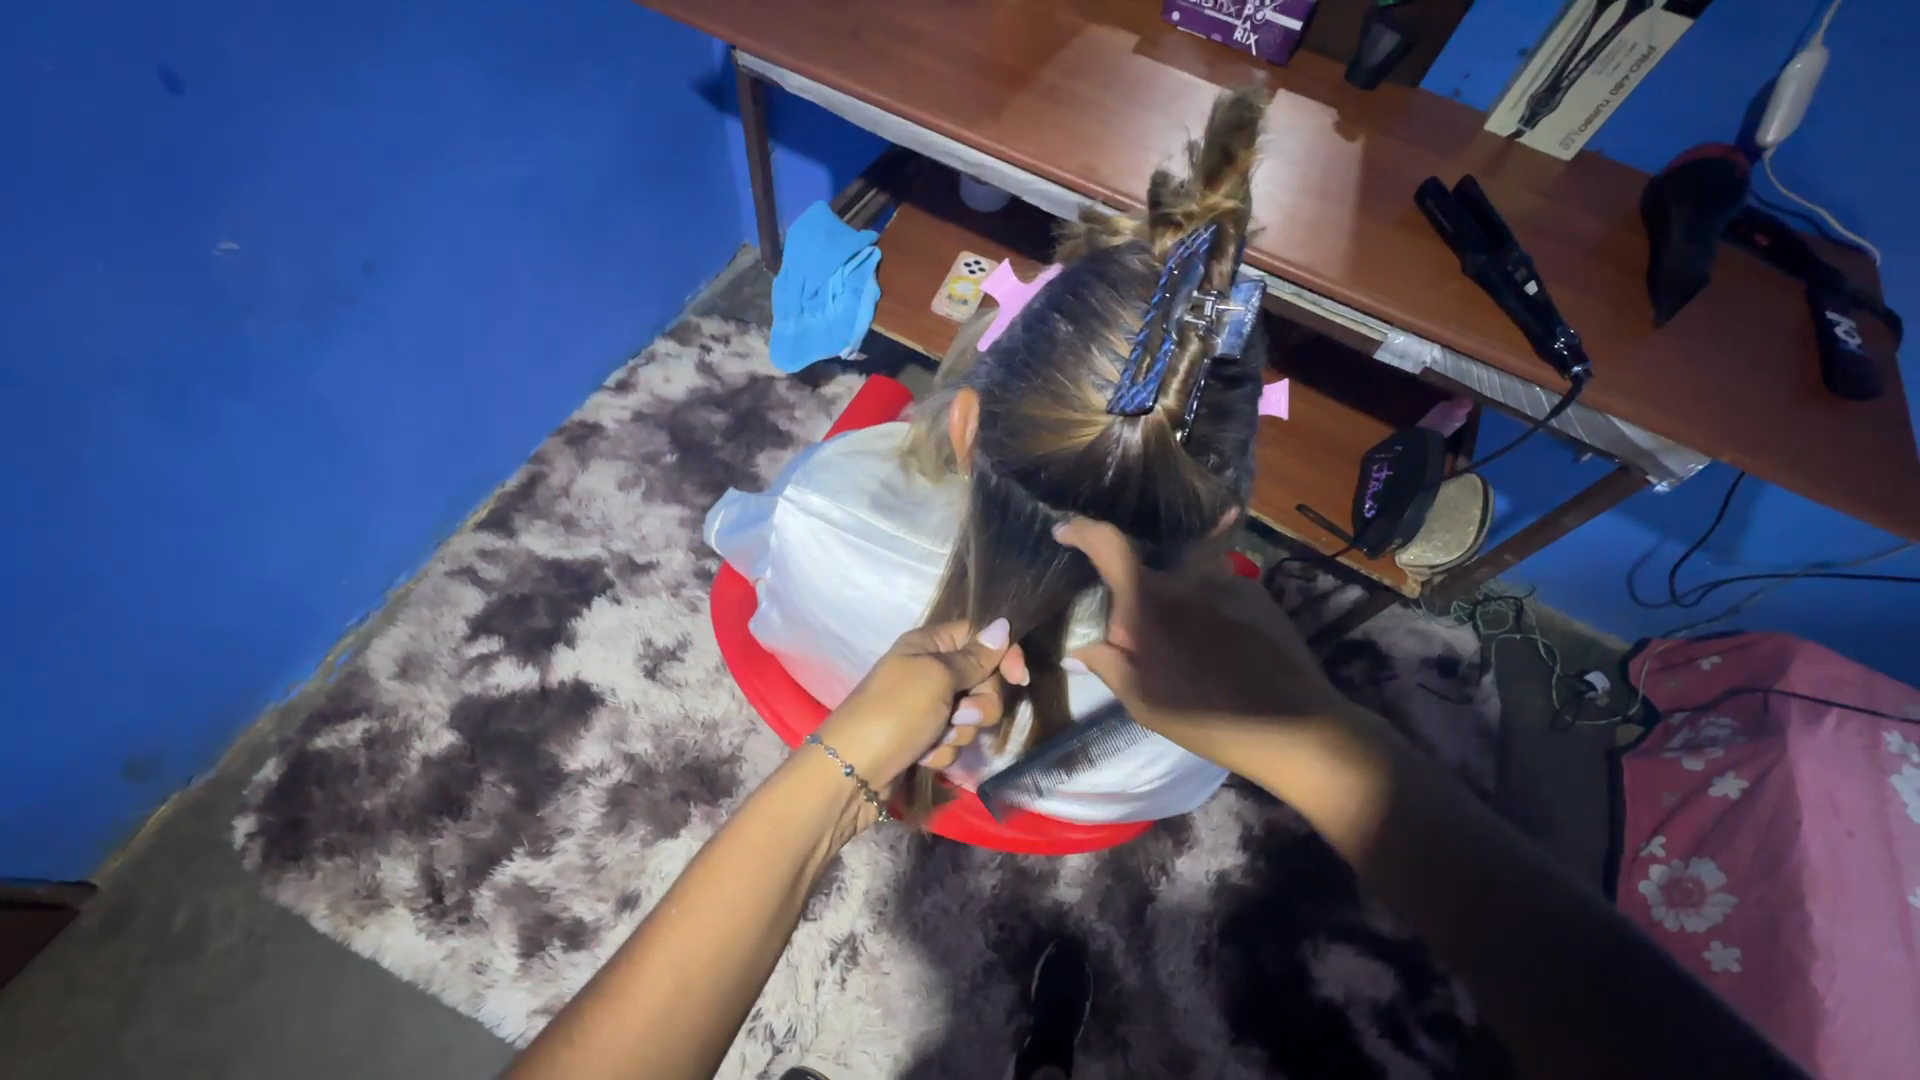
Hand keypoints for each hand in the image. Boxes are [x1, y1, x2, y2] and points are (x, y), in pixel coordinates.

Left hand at [810, 618, 1025, 806]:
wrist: (851, 772)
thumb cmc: (894, 713)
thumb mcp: (937, 677)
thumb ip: (974, 657)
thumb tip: (1003, 626)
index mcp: (928, 644)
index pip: (980, 636)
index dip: (1003, 654)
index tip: (1018, 679)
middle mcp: (928, 670)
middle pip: (982, 679)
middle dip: (980, 703)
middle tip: (960, 714)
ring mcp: (926, 707)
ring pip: (971, 715)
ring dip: (960, 731)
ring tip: (935, 739)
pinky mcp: (924, 739)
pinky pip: (953, 739)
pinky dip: (943, 750)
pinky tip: (923, 757)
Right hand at [1052, 518, 1360, 770]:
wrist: (1297, 726)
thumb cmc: (1209, 720)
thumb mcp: (1145, 703)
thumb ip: (1108, 665)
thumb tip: (1078, 649)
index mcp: (1150, 604)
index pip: (1109, 545)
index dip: (1082, 530)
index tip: (1064, 530)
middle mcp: (1187, 579)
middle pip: (1147, 569)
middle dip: (1136, 598)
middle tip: (1143, 641)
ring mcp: (1227, 580)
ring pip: (1185, 580)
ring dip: (1177, 605)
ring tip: (1191, 647)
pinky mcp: (1256, 590)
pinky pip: (1217, 587)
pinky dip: (1208, 607)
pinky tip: (1222, 644)